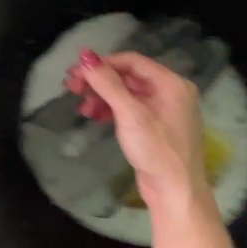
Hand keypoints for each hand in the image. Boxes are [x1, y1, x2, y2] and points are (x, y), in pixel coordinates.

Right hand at [67, 50, 205, 209]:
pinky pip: (128, 108)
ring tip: (81, 106)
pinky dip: (110, 109)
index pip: (131, 61)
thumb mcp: (129, 114)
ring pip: (126, 93)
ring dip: (101, 96)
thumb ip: (107, 83)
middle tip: (71, 86)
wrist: (176, 192)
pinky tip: (93, 115)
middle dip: (98, 81)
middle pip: (127, 76)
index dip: (102, 63)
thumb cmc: (156, 150)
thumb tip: (84, 55)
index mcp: (171, 84)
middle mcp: (169, 92)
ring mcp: (162, 110)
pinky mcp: (154, 126)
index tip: (76, 72)